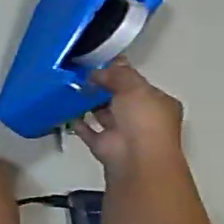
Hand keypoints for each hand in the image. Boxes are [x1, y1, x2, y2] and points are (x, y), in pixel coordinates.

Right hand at [74, 58, 184, 178]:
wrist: (135, 157)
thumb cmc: (143, 119)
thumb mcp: (134, 88)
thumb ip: (117, 75)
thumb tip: (100, 69)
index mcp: (158, 103)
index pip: (138, 85)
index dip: (120, 74)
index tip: (100, 65)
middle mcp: (142, 118)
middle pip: (119, 99)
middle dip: (102, 88)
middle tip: (80, 75)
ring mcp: (122, 133)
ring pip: (103, 114)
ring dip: (89, 104)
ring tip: (70, 88)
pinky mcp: (104, 145)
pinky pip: (88, 130)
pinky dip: (77, 121)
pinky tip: (66, 110)